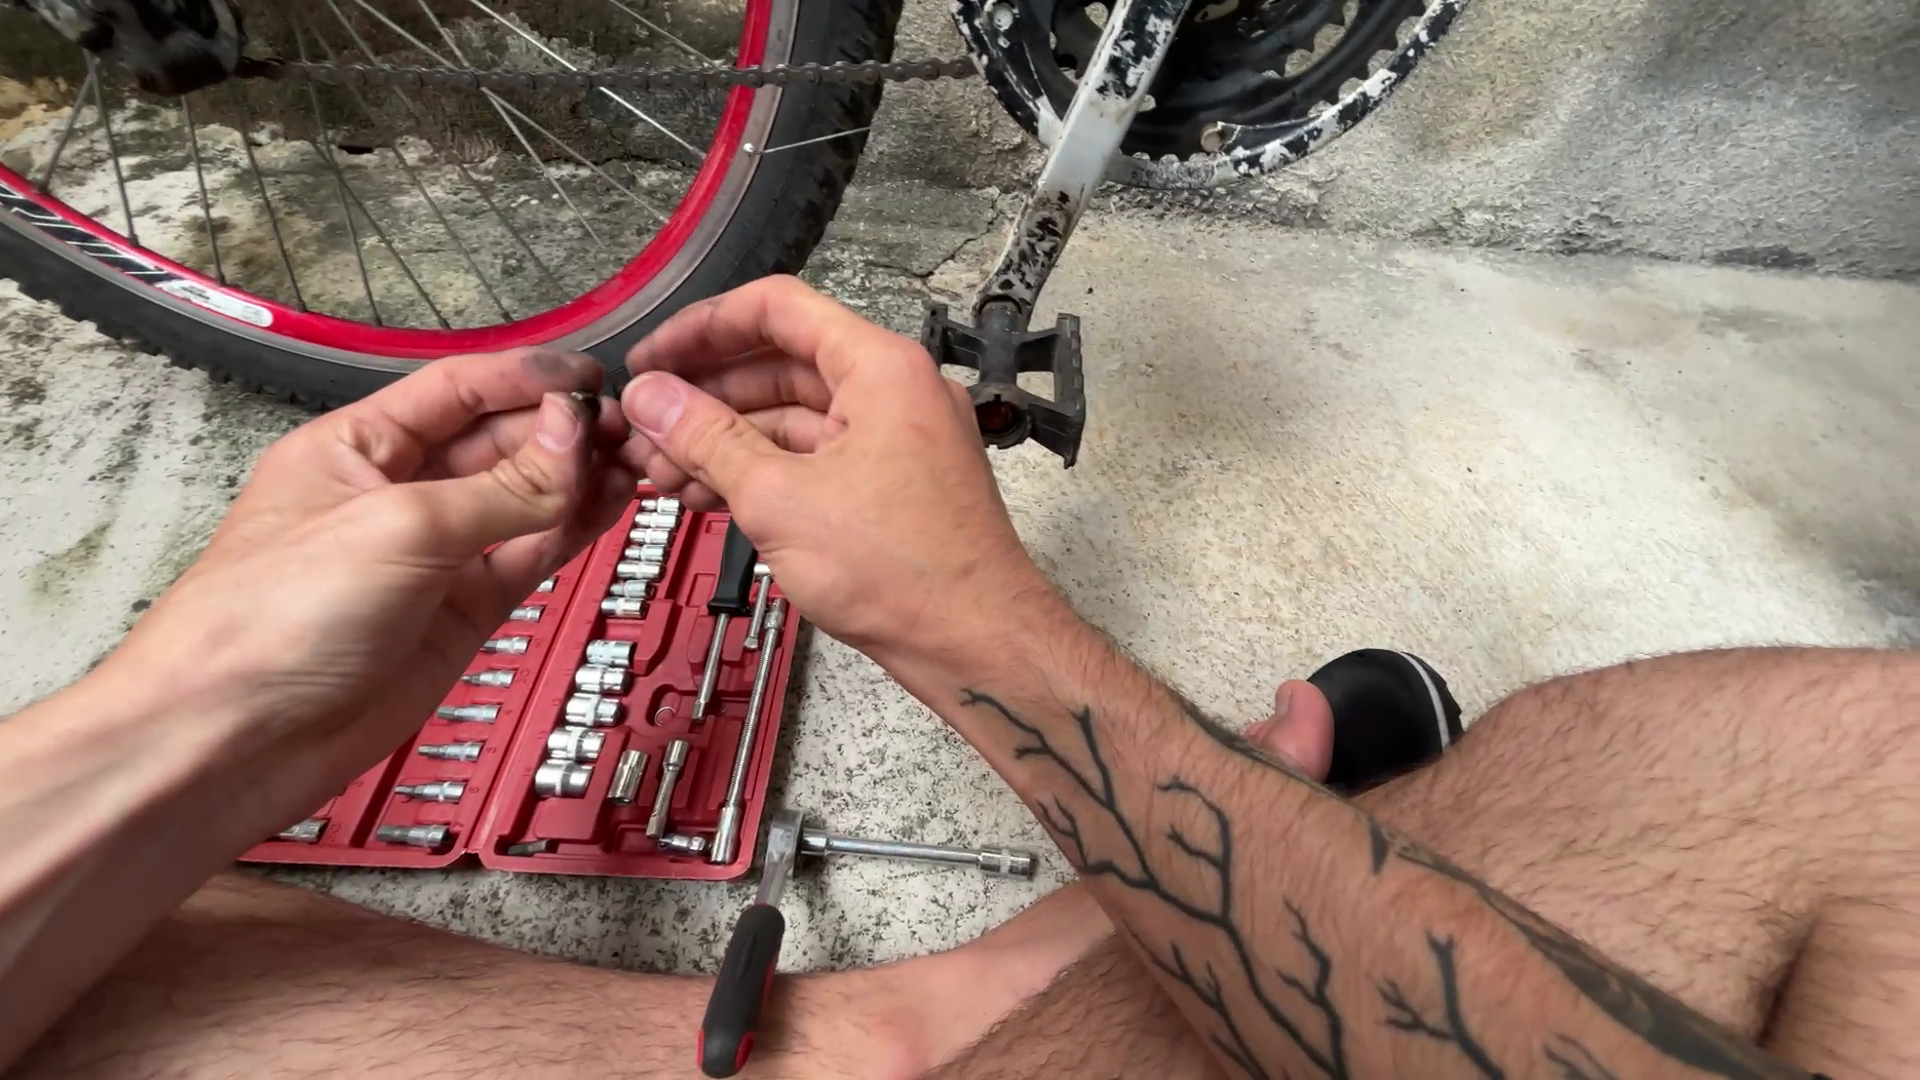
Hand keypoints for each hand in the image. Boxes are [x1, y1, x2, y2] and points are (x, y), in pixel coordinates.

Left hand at [104, 349, 633, 774]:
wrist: (245, 741)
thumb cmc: (274, 618)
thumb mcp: (402, 528)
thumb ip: (504, 486)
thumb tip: (575, 437)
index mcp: (359, 449)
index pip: (459, 390)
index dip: (527, 379)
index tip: (591, 377)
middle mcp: (405, 492)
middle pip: (502, 442)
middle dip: (563, 432)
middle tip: (622, 428)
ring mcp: (444, 550)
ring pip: (530, 498)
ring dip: (581, 479)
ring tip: (632, 463)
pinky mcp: (473, 600)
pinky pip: (538, 551)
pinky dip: (576, 529)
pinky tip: (611, 505)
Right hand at [619, 276, 1063, 664]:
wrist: (971, 642)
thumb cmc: (899, 569)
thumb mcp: (780, 498)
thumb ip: (707, 439)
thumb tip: (650, 396)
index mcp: (881, 368)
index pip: (778, 309)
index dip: (703, 327)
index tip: (652, 359)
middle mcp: (895, 392)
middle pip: (782, 367)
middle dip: (706, 398)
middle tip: (646, 428)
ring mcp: (897, 441)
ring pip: (795, 422)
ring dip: (728, 444)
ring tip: (661, 475)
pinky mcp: (892, 485)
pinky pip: (817, 460)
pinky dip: (766, 474)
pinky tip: (710, 496)